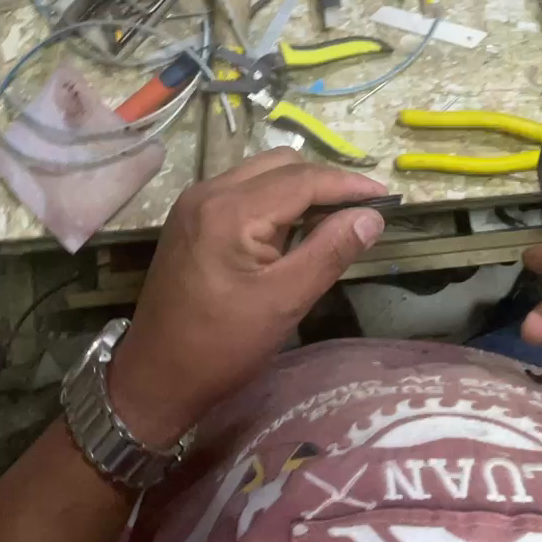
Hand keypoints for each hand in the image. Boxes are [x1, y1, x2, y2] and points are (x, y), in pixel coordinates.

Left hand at [106, 149, 388, 446]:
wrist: (154, 377)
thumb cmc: (222, 346)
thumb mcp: (285, 301)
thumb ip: (330, 251)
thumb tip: (371, 217)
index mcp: (229, 209)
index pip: (301, 179)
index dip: (347, 185)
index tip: (386, 198)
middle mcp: (208, 191)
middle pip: (281, 164)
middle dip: (324, 183)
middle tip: (359, 213)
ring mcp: (194, 201)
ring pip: (262, 173)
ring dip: (299, 189)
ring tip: (331, 222)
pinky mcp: (190, 216)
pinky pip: (243, 190)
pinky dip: (273, 200)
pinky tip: (291, 230)